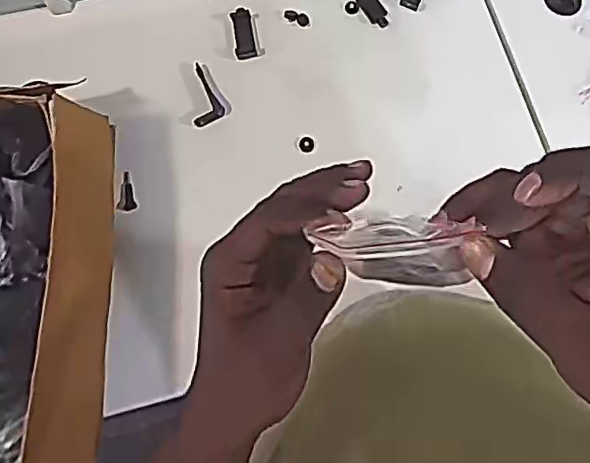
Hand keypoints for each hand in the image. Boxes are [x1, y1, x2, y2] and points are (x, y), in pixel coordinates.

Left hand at [166, 161, 369, 459]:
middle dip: (321, 188)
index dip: (303, 213)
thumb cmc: (241, 384)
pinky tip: (351, 204)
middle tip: (356, 179)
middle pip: (283, 204)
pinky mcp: (285, 263)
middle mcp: (245, 250)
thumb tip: (331, 260)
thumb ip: (305, 298)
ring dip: (329, 191)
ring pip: (297, 208)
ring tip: (360, 177)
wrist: (235, 412)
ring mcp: (266, 254)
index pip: (267, 220)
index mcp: (229, 262)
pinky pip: (309, 227)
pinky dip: (332, 213)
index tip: (336, 216)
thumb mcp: (276, 344)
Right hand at [441, 146, 589, 423]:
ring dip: (488, 201)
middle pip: (558, 176)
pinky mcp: (555, 234)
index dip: (564, 174)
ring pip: (531, 186)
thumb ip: (526, 294)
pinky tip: (462, 230)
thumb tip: (475, 249)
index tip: (524, 193)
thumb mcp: (584, 344)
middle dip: (509, 194)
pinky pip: (517, 211)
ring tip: (453, 221)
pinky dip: (486, 218)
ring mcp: (582, 222)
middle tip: (469, 219)